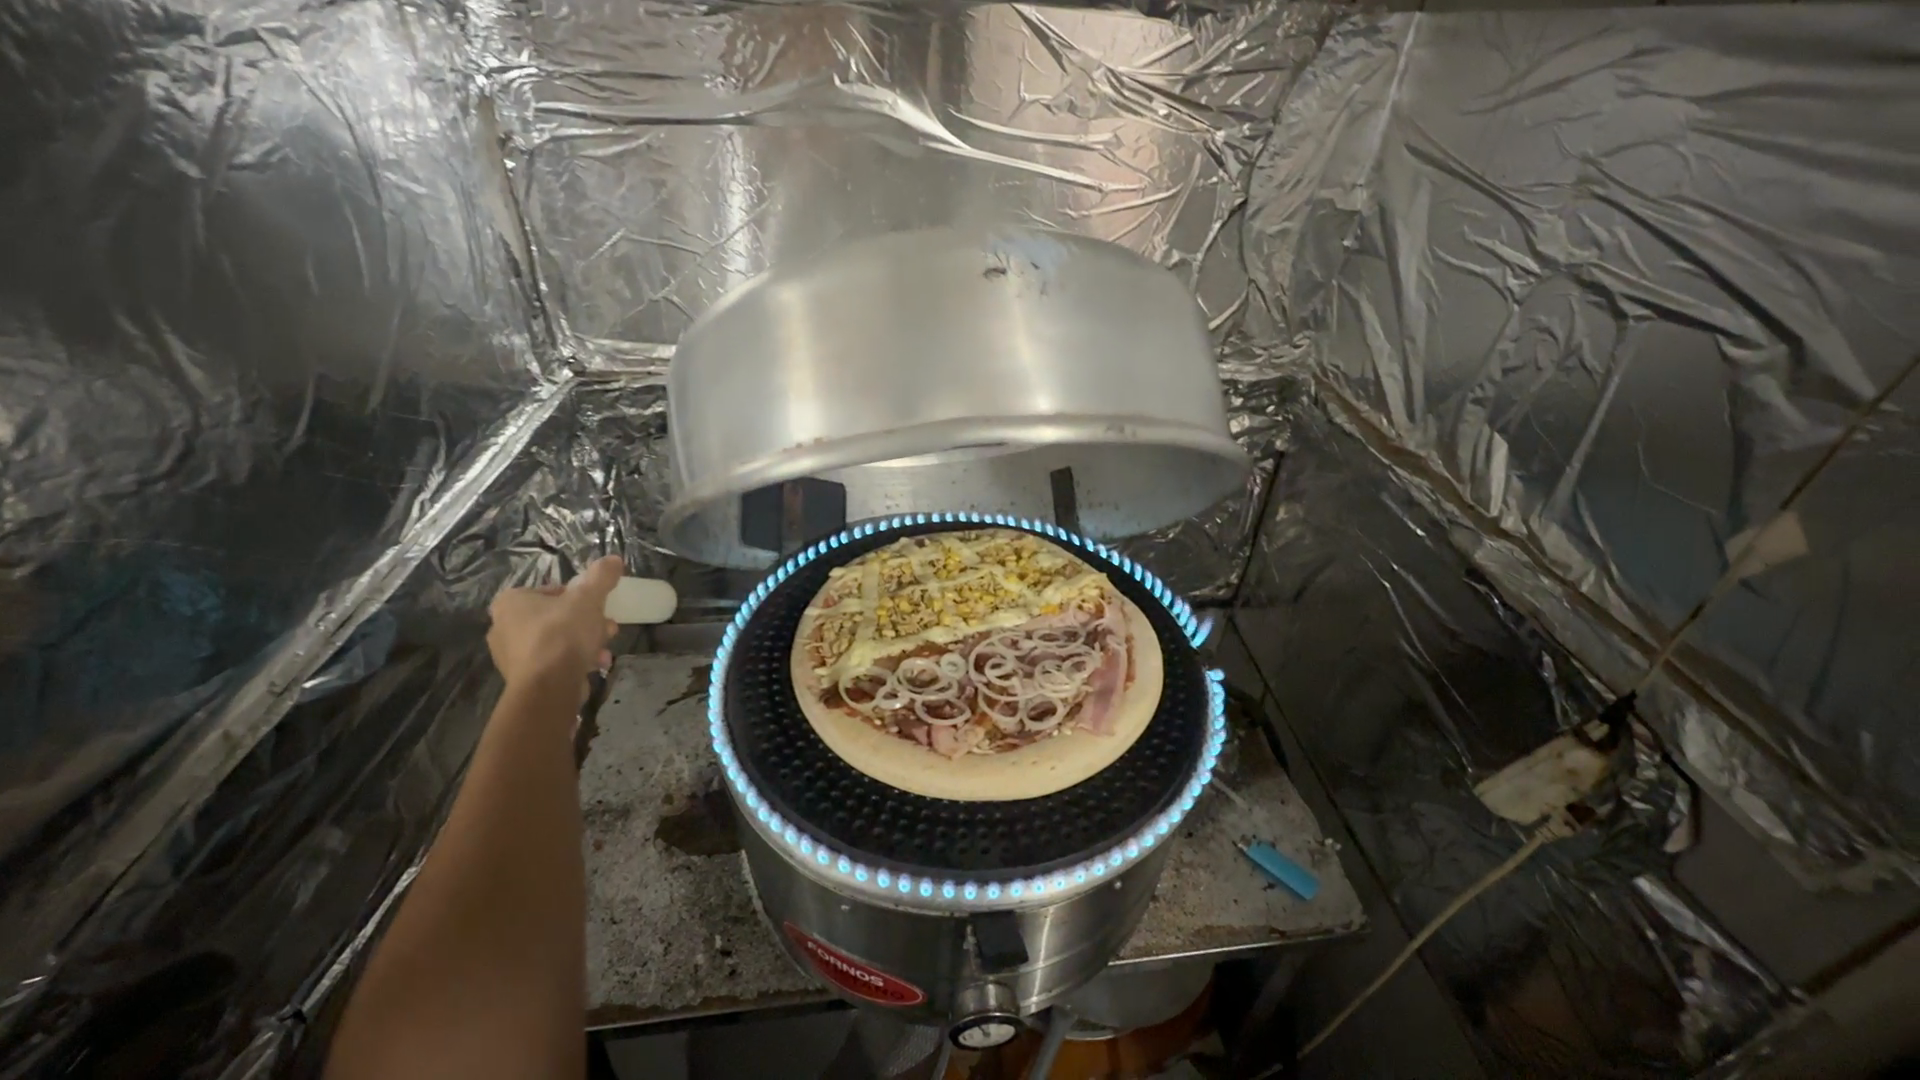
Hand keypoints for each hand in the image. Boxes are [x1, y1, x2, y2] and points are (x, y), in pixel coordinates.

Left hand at [487, 555, 622, 703]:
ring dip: (583, 644)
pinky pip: (551, 664)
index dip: (578, 597)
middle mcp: (503, 627)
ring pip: (556, 642)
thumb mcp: (589, 598)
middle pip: (555, 618)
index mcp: (511, 602)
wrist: (548, 686)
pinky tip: (594, 666)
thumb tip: (614, 559)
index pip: (550, 591)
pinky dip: (573, 663)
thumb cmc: (563, 634)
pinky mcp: (521, 679)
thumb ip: (601, 576)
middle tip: (606, 628)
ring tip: (604, 651)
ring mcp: (510, 656)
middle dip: (585, 623)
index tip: (597, 606)